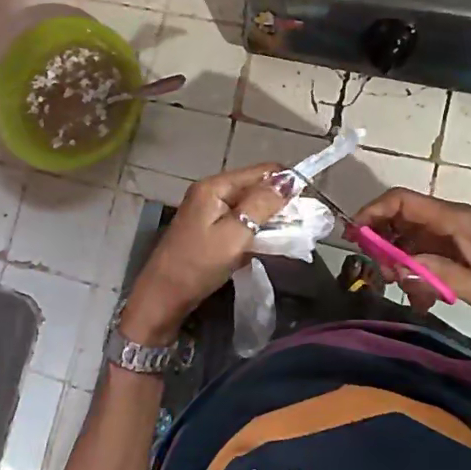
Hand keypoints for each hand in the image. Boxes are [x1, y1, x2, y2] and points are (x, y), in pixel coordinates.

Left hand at [118, 164, 289, 343]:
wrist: (162, 298)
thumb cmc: (197, 265)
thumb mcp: (234, 235)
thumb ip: (262, 205)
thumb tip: (291, 180)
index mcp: (215, 186)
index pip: (263, 171)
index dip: (287, 184)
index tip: (308, 206)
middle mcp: (212, 192)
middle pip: (256, 187)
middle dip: (280, 204)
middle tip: (300, 227)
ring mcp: (209, 212)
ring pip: (250, 206)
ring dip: (269, 220)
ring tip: (286, 238)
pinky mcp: (209, 230)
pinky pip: (240, 222)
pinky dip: (255, 232)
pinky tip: (265, 246)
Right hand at [353, 189, 470, 373]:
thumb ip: (434, 273)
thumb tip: (395, 264)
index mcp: (455, 219)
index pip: (402, 201)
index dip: (373, 212)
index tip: (354, 237)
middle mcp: (450, 221)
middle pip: (400, 218)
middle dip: (382, 243)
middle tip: (380, 274)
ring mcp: (453, 236)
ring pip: (409, 239)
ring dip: (398, 263)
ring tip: (402, 291)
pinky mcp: (457, 251)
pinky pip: (423, 255)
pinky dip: (415, 273)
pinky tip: (421, 298)